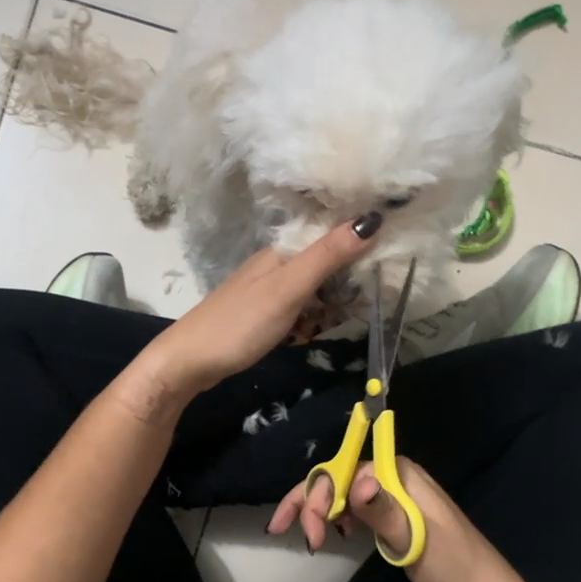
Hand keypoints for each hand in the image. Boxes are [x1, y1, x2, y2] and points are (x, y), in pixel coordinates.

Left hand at [132, 215, 380, 401]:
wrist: (187, 363)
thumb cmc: (239, 325)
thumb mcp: (288, 289)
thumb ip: (326, 256)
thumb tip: (372, 218)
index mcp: (282, 252)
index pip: (331, 234)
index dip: (361, 240)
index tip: (393, 252)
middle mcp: (275, 266)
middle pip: (325, 264)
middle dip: (349, 280)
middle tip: (372, 297)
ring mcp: (266, 293)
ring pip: (313, 292)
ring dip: (330, 305)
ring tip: (344, 317)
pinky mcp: (261, 318)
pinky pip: (298, 313)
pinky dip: (310, 322)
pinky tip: (312, 333)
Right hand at [266, 456, 506, 581]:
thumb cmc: (453, 567)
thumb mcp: (416, 540)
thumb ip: (384, 510)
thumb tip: (356, 480)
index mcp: (400, 473)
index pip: (343, 470)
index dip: (317, 495)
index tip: (310, 532)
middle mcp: (394, 476)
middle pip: (338, 478)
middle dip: (310, 502)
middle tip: (292, 535)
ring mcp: (393, 495)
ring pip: (342, 492)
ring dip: (318, 510)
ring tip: (309, 539)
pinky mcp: (393, 515)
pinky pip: (354, 507)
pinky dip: (335, 518)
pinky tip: (328, 535)